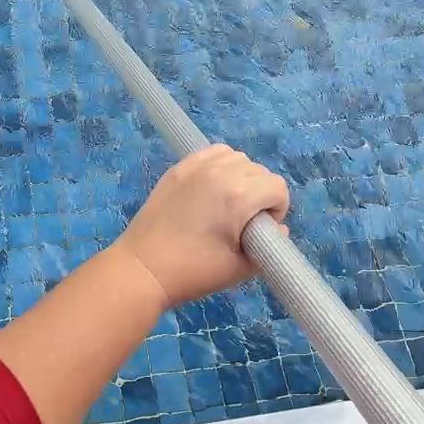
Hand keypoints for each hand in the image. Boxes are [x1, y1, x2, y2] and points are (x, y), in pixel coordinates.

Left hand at [109, 144, 289, 306]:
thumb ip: (269, 245)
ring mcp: (196, 166)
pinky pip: (210, 152)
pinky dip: (219, 164)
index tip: (261, 229)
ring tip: (228, 202)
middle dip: (260, 193)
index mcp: (238, 196)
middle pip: (258, 170)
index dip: (276, 209)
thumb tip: (277, 229)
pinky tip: (212, 187)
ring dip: (241, 176)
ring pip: (235, 157)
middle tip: (244, 221)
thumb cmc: (196, 271)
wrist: (146, 266)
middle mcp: (220, 172)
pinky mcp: (178, 167)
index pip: (276, 187)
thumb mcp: (241, 267)